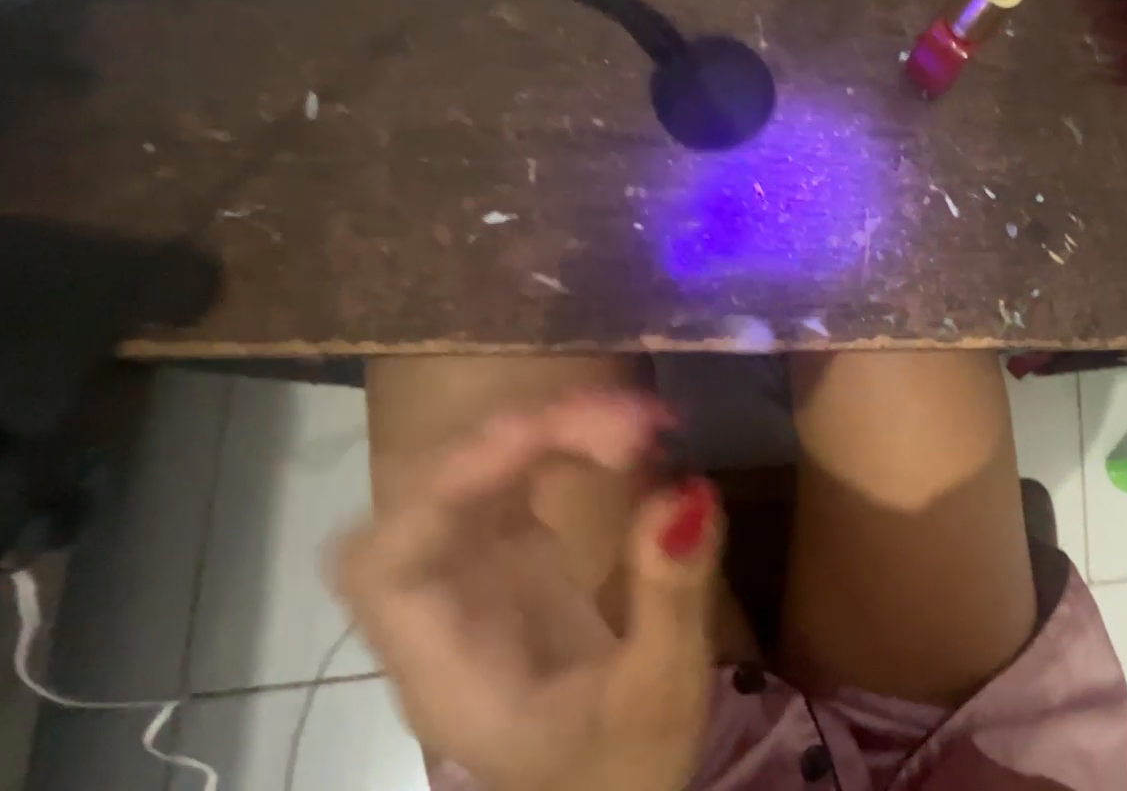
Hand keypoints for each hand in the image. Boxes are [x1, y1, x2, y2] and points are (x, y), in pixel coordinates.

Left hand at [333, 393, 720, 790]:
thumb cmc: (624, 770)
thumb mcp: (661, 692)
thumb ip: (670, 597)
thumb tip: (688, 490)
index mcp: (446, 667)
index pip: (388, 562)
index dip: (450, 484)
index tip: (547, 439)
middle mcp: (441, 615)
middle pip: (429, 501)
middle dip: (515, 442)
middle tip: (622, 422)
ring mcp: (474, 586)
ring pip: (473, 484)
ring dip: (543, 437)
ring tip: (633, 423)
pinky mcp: (514, 571)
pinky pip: (514, 491)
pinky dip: (559, 454)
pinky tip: (615, 448)